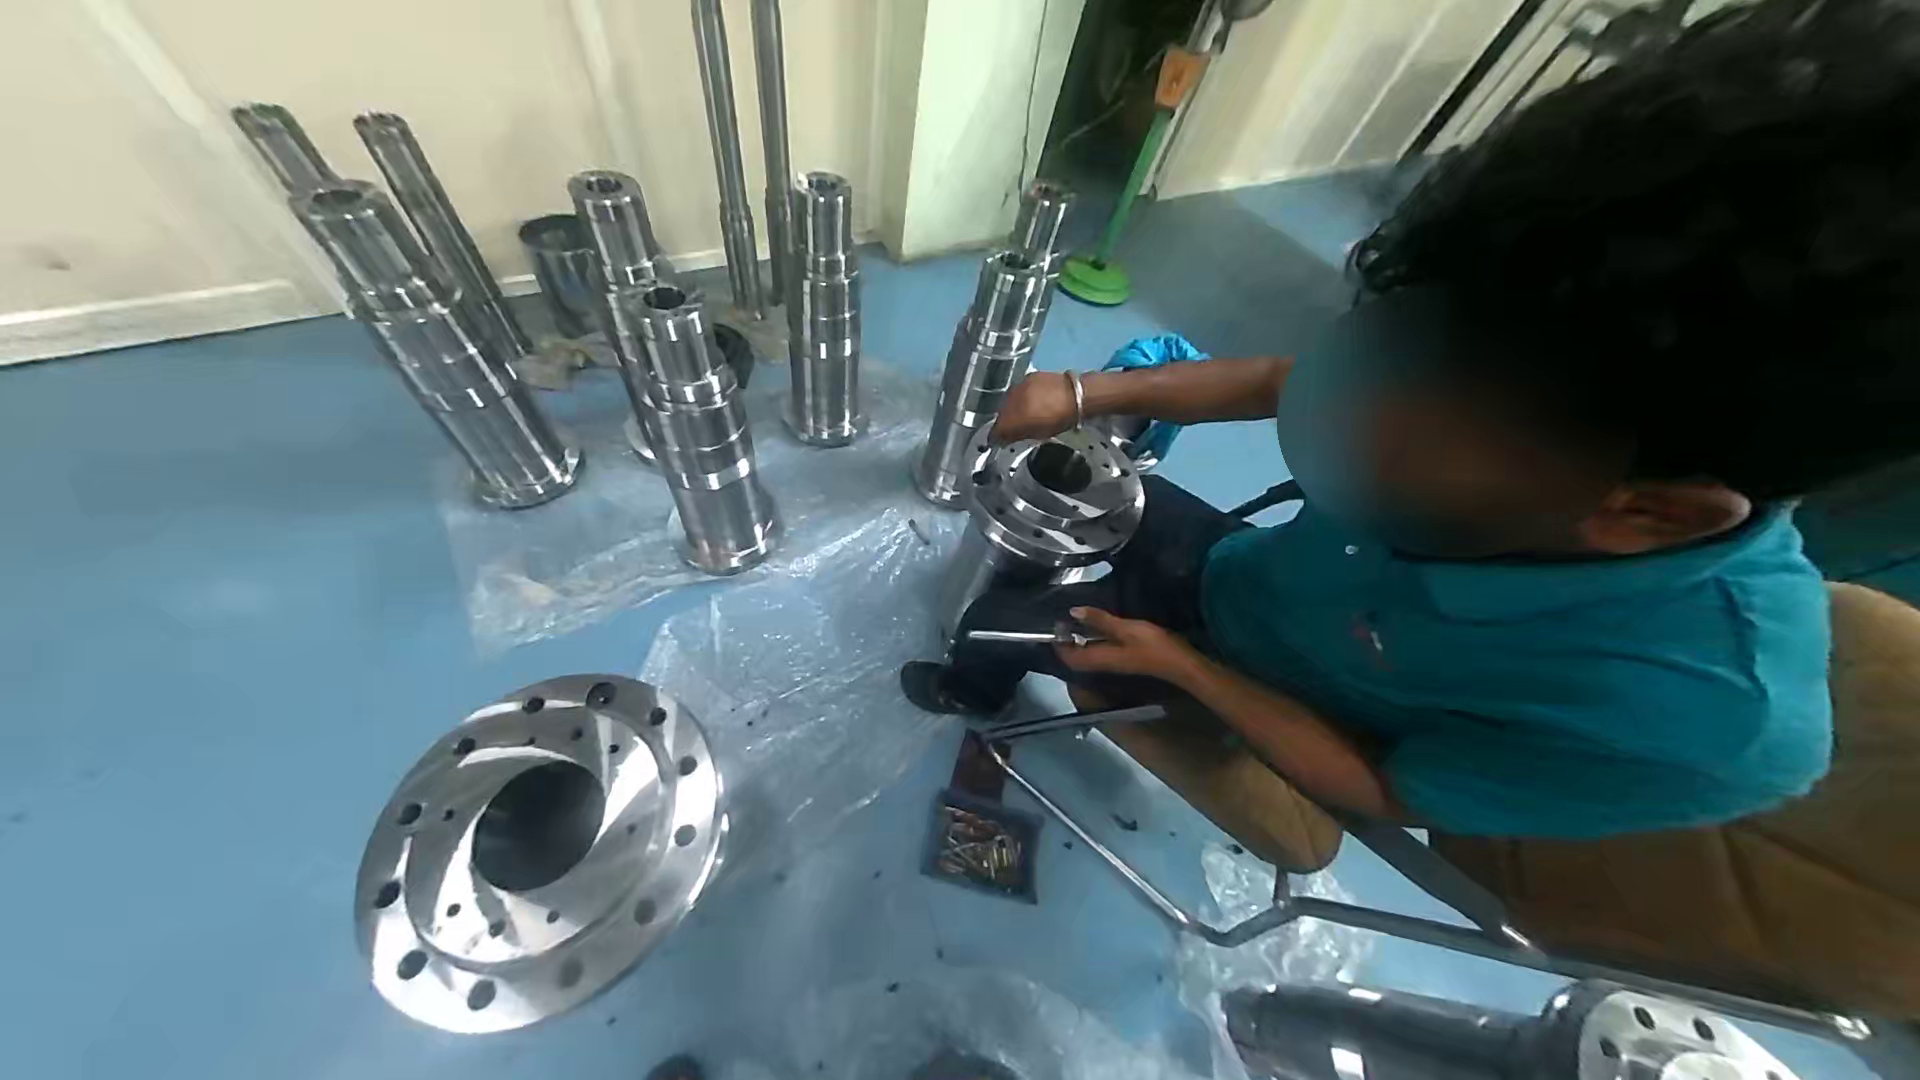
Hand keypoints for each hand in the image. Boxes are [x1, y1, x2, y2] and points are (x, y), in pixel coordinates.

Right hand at [990, 372, 1077, 443]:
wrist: (1078, 396)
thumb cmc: (1061, 420)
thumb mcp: (1039, 433)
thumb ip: (1019, 435)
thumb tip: (1005, 438)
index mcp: (1015, 418)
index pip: (997, 429)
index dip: (996, 437)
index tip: (998, 440)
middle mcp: (1013, 400)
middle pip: (1000, 413)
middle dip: (1004, 422)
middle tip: (1010, 428)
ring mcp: (1019, 386)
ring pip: (1007, 400)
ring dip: (1011, 408)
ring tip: (1020, 414)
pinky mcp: (1028, 377)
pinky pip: (1018, 389)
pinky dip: (1020, 397)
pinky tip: (1028, 401)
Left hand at [1054, 607, 1200, 682]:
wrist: (1182, 665)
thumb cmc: (1154, 647)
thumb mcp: (1126, 629)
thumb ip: (1100, 620)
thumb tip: (1072, 612)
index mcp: (1100, 659)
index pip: (1070, 658)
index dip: (1058, 645)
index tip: (1055, 625)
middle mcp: (1103, 664)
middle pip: (1077, 658)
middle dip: (1068, 642)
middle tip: (1064, 620)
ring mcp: (1115, 663)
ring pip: (1089, 654)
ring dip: (1081, 641)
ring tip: (1078, 619)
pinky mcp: (1124, 659)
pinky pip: (1101, 651)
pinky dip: (1095, 640)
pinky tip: (1100, 627)